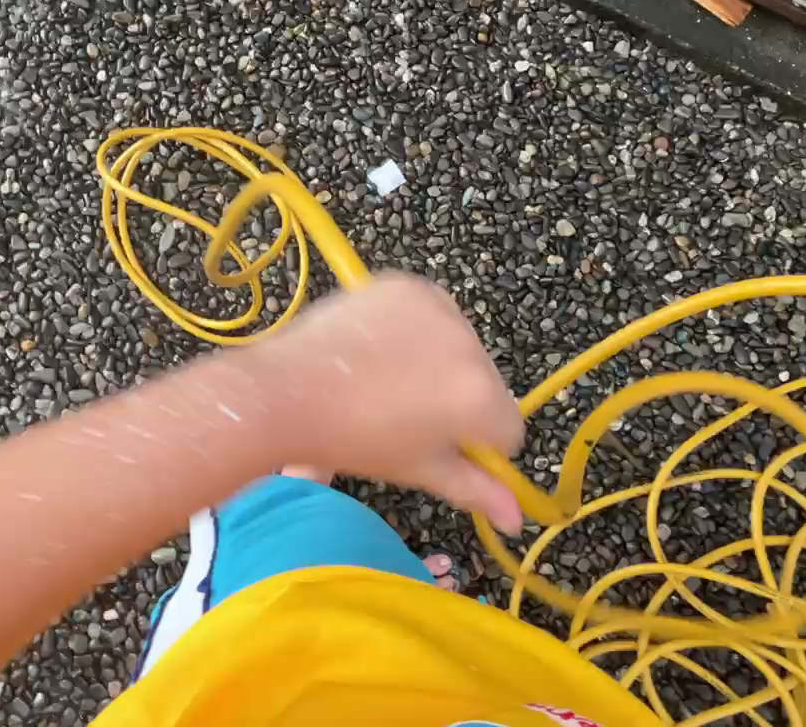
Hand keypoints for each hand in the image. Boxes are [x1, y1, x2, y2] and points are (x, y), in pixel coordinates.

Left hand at [233, 273, 526, 531]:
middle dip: (460, 399)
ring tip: (389, 379)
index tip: (439, 443)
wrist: (289, 389)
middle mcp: (469, 346)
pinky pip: (432, 311)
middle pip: (487, 383)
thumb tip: (515, 519)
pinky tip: (383, 346)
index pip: (509, 429)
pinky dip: (417, 327)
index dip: (477, 443)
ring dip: (441, 361)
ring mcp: (437, 309)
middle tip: (408, 412)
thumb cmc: (352, 438)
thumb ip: (475, 489)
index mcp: (479, 398)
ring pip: (461, 345)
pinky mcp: (407, 285)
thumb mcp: (417, 468)